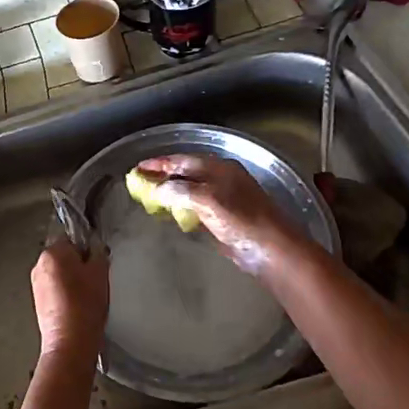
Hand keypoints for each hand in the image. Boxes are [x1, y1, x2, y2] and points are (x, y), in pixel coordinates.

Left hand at [30, 239, 108, 358]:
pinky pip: (54, 287)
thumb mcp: (100, 272)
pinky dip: (65, 291)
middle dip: (78, 263)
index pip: (72, 237)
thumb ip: (97, 252)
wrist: (70, 342)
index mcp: (53, 252)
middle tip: (94, 278)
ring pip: (59, 272)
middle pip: (63, 254)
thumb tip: (94, 248)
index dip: (87, 248)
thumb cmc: (86, 304)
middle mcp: (39, 264)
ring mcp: (36, 283)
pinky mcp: (38, 301)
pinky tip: (77, 304)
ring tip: (87, 294)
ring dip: (71, 278)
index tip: (97, 261)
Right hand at [133, 154, 314, 277]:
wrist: (272, 249)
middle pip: (186, 173)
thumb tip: (157, 189)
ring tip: (148, 197)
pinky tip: (169, 215)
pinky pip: (196, 208)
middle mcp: (221, 179)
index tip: (137, 168)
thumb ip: (180, 191)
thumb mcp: (208, 200)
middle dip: (162, 177)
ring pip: (190, 191)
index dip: (159, 163)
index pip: (183, 160)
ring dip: (170, 193)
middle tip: (138, 183)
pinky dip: (180, 209)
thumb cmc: (242, 220)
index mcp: (220, 168)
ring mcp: (223, 199)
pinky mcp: (223, 220)